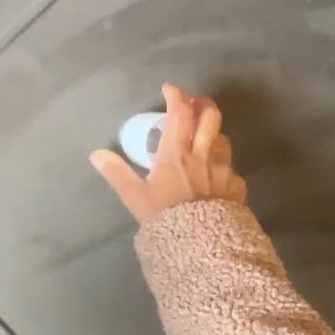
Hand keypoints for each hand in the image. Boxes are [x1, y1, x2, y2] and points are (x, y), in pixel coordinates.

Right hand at [91, 83, 246, 226]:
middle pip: (210, 118)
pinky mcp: (237, 188)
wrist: (203, 246)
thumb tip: (97, 154)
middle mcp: (204, 155)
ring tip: (204, 137)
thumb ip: (117, 173)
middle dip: (203, 104)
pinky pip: (231, 168)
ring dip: (214, 132)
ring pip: (224, 139)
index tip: (170, 88)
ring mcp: (224, 170)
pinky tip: (215, 174)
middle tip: (194, 103)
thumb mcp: (134, 196)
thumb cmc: (166, 217)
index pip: (179, 114)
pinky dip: (222, 163)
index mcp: (176, 153)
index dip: (176, 96)